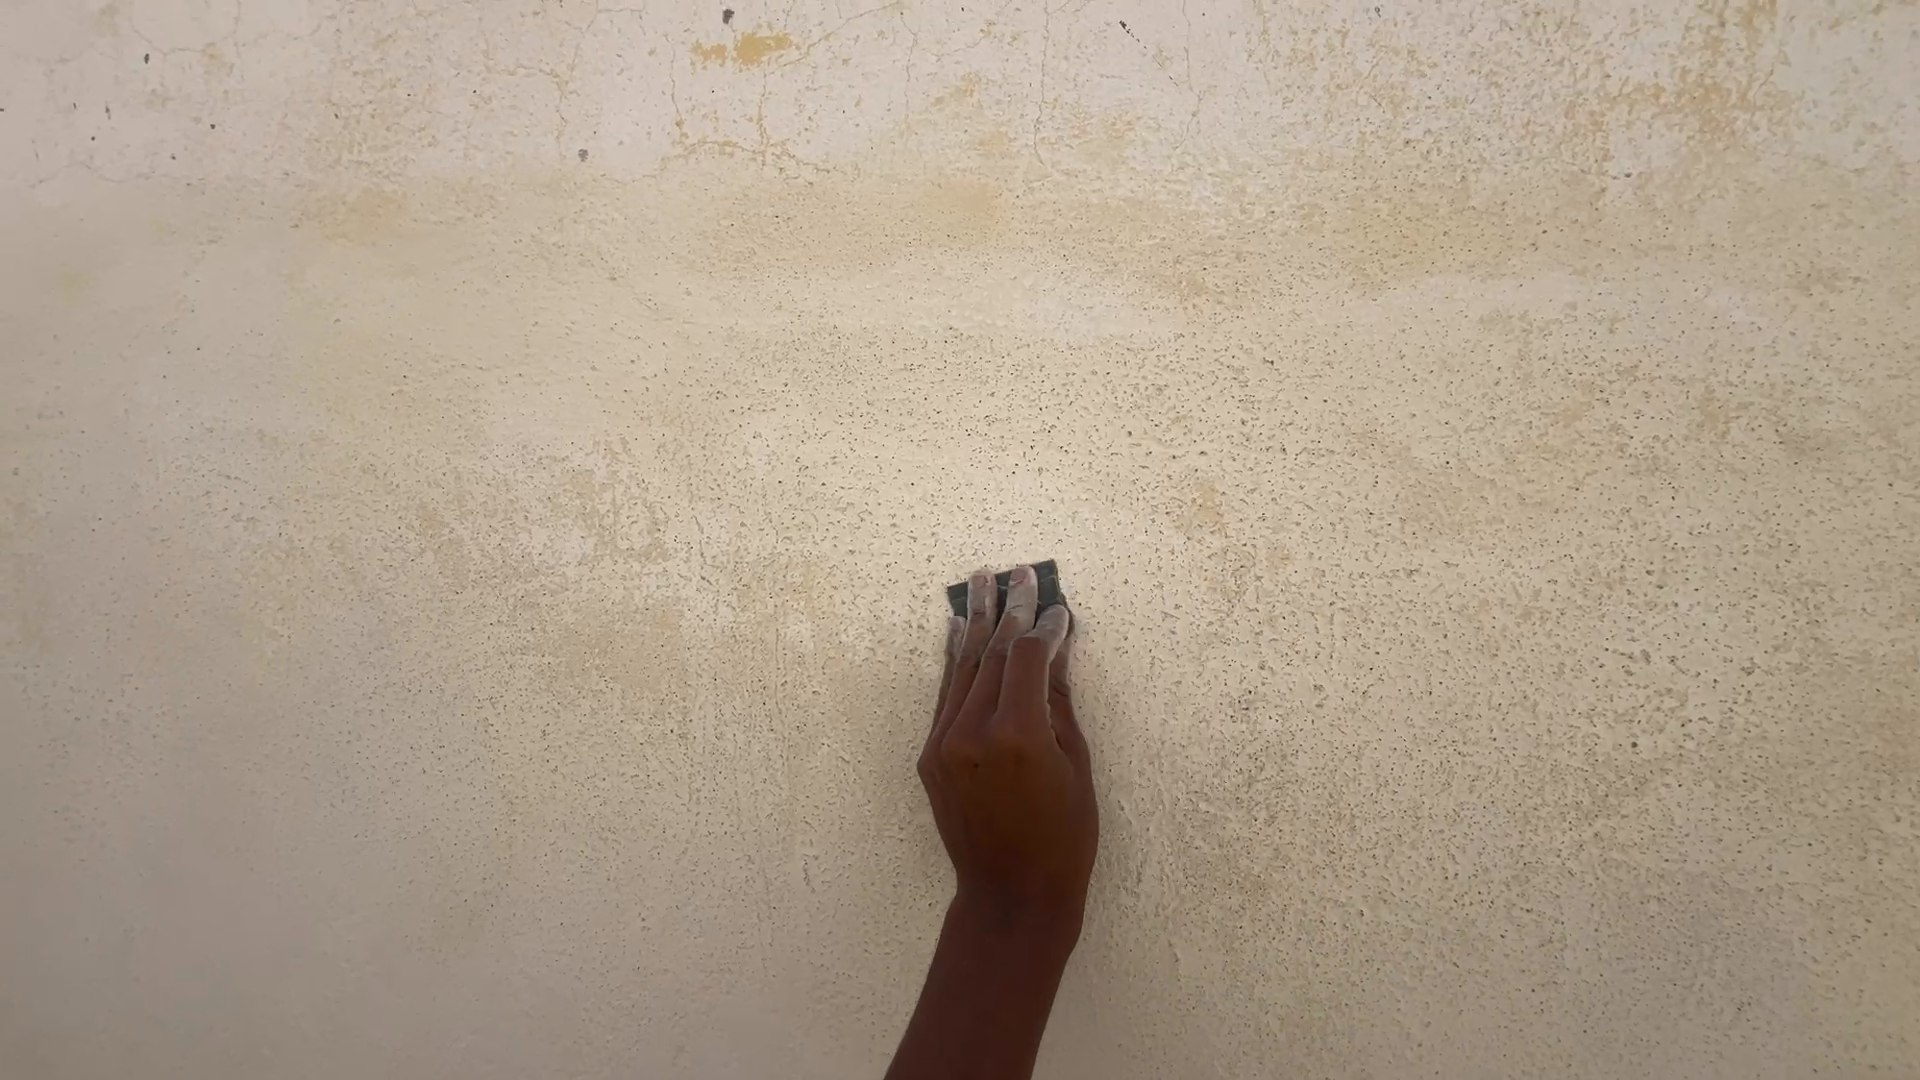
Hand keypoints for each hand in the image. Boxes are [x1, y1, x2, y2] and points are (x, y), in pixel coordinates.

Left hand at [917, 565, 1096, 925]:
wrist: (1009, 896)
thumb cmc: (1063, 838)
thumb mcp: (1076, 764)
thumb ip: (1059, 700)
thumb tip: (1056, 648)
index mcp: (1017, 734)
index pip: (1027, 658)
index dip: (1045, 628)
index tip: (1059, 608)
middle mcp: (972, 731)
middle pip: (991, 653)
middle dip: (1009, 609)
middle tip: (1017, 571)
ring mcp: (944, 742)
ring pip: (961, 667)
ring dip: (974, 622)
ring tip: (979, 581)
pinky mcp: (930, 755)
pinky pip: (945, 695)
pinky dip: (954, 660)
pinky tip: (960, 629)